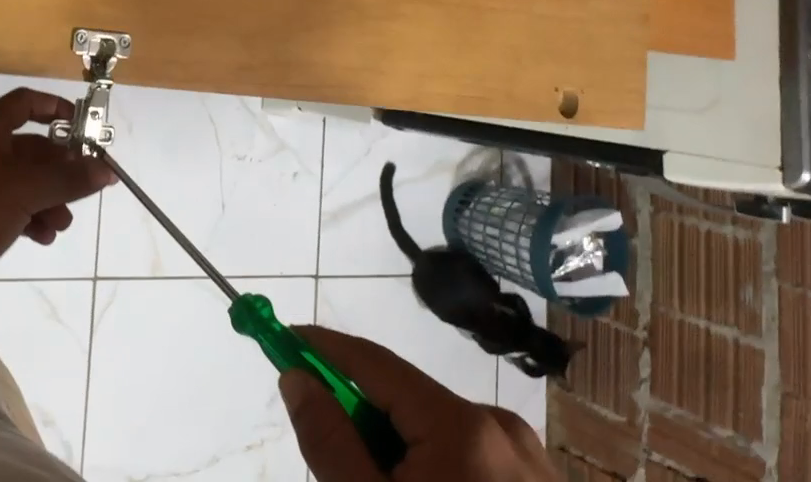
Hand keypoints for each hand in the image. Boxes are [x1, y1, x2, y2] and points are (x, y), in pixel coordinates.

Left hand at [0, 88, 116, 300]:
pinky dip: (30, 215)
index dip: (56, 109)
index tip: (85, 128)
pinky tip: (44, 236)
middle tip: (85, 187)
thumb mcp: (27, 190)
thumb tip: (106, 169)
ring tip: (63, 222)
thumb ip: (69, 178)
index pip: (25, 102)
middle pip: (30, 146)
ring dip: (48, 197)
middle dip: (59, 168)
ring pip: (23, 179)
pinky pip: (10, 203)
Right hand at [280, 327, 555, 481]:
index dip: (320, 347)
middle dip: (358, 414)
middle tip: (332, 461)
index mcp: (461, 426)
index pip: (371, 361)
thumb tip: (298, 378)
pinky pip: (468, 458)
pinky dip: (432, 471)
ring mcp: (531, 462)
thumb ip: (328, 439)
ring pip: (435, 431)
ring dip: (395, 449)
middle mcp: (500, 429)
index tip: (279, 341)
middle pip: (404, 398)